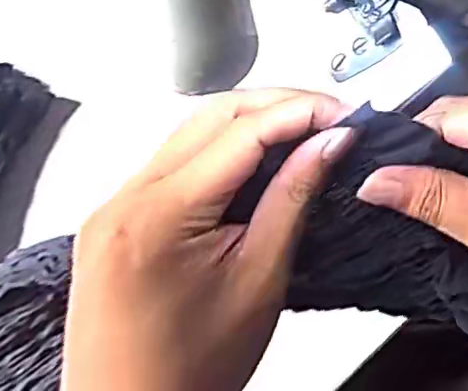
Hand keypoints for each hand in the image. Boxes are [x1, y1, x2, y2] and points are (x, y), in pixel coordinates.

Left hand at [63, 89, 355, 390]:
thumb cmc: (186, 376)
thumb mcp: (261, 277)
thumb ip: (296, 194)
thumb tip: (332, 138)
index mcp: (156, 217)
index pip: (245, 129)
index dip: (305, 110)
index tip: (349, 114)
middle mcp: (126, 202)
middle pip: (219, 112)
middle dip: (284, 103)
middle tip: (334, 115)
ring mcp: (118, 207)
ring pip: (201, 125)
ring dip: (259, 118)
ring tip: (309, 130)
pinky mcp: (123, 216)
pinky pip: (184, 153)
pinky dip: (232, 143)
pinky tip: (266, 154)